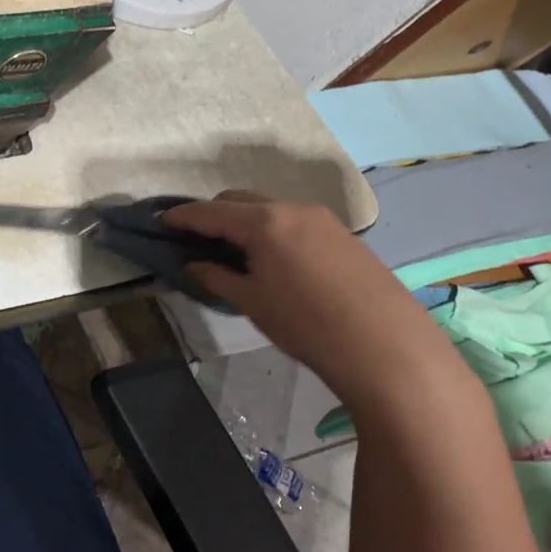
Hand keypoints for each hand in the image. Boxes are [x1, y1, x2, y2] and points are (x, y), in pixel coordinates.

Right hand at [163, 192, 471, 412]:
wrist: (391, 351)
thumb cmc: (309, 326)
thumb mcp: (252, 303)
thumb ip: (216, 277)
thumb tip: (194, 264)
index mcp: (263, 222)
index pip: (209, 211)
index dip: (181, 217)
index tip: (158, 223)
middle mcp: (292, 208)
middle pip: (239, 200)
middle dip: (212, 215)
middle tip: (195, 241)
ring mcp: (323, 219)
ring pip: (269, 208)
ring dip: (244, 221)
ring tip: (233, 251)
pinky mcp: (344, 236)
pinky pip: (294, 220)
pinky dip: (271, 229)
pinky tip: (271, 259)